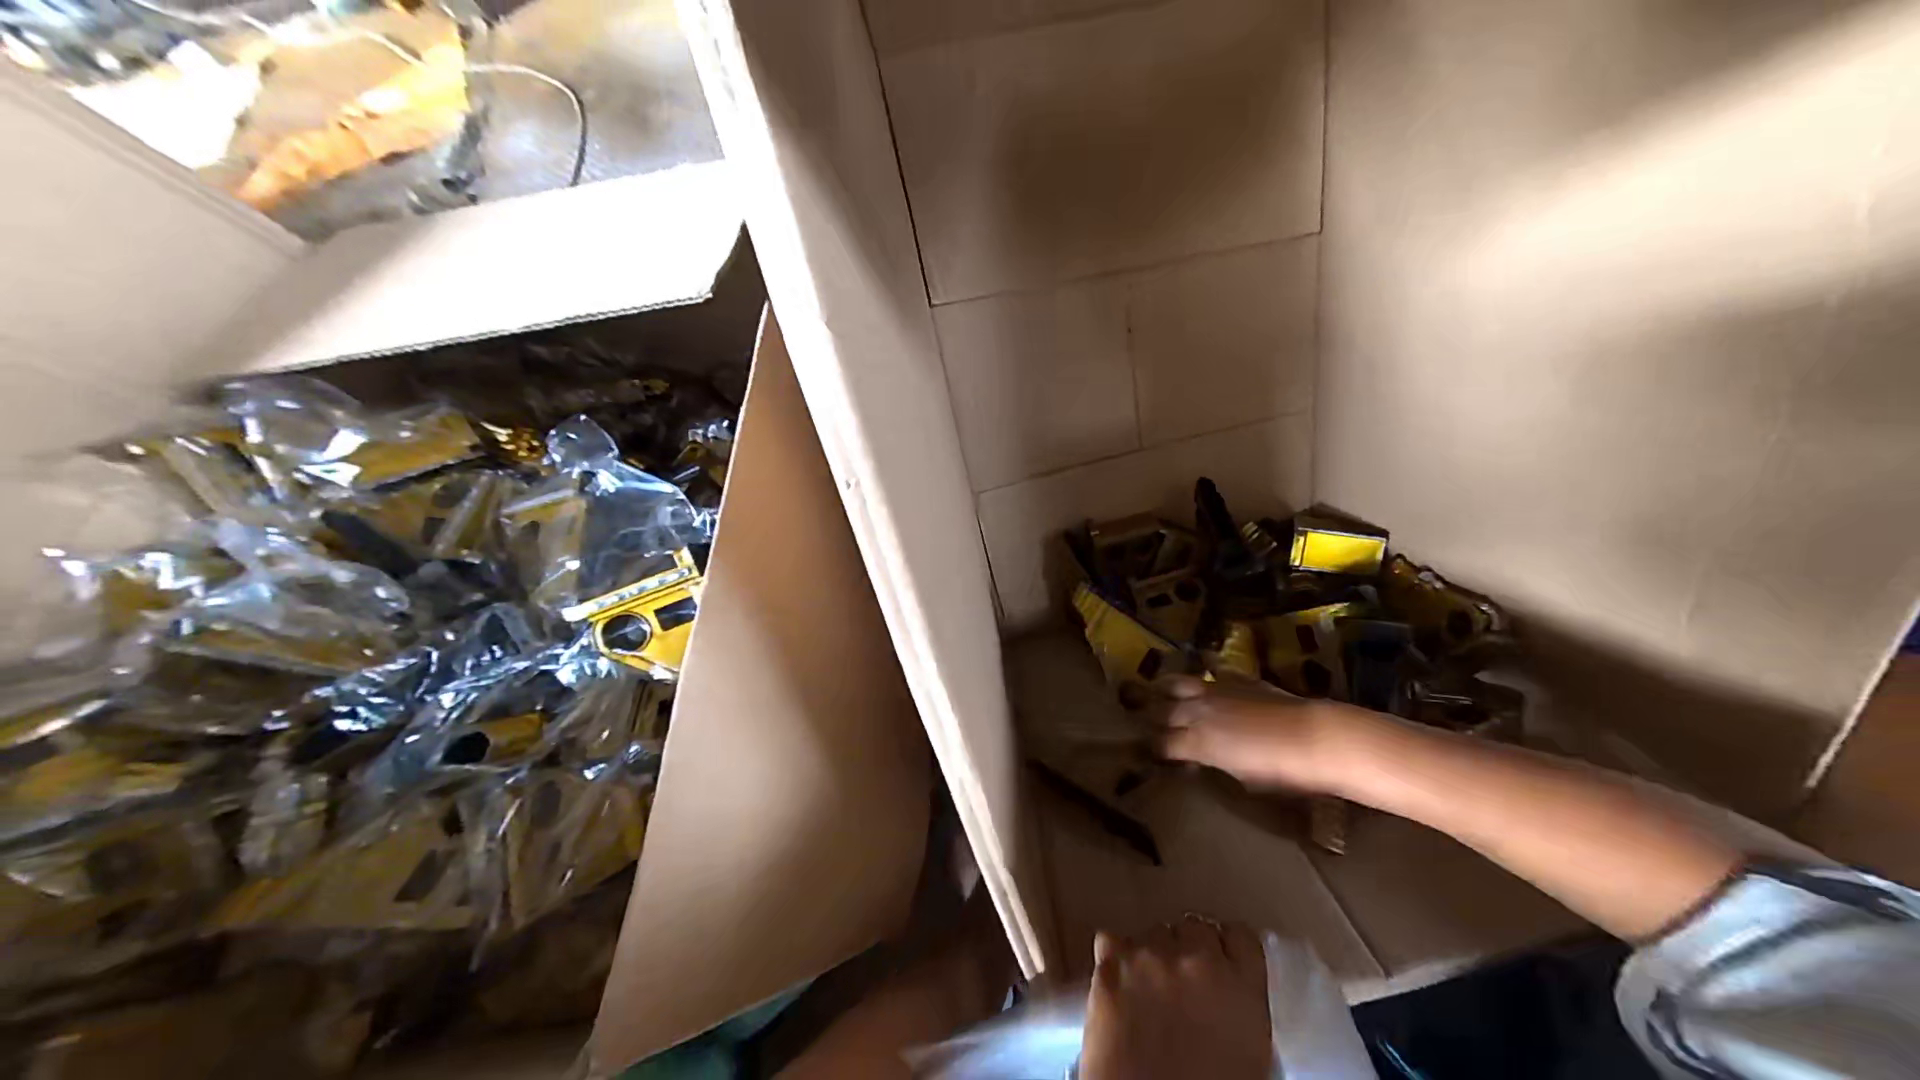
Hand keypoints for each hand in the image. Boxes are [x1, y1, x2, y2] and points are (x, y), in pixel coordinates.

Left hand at [1080, 916, 1272, 1079]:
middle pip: (1194, 928)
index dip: (1228, 949)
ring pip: (1153, 932)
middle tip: (1181, 983)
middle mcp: (1197, 958)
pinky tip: (1118, 983)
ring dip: (1153, 953)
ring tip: (1147, 988)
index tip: (1220, 963)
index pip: (1241, 937)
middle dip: (1189, 949)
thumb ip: (1240, 1009)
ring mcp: (1151, 955)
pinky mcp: (1111, 962)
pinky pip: (1112, 940)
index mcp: (1242, 987)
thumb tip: (1225, 997)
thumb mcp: (1248, 1055)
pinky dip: (1115, 956)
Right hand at [1156, 675, 1353, 793]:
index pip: (1158, 744)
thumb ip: (1212, 767)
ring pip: (1175, 683)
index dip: (1149, 750)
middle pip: (1159, 710)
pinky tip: (1205, 683)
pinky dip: (1203, 679)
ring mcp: (1215, 690)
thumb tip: (1198, 764)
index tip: (1145, 755)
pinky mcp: (1237, 678)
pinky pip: (1210, 673)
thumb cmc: (1281, 773)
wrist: (1317, 738)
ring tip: (1157, 692)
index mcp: (1194, 742)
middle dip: (1147, 717)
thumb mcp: (1240, 781)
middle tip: (1140, 721)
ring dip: (1163, 690)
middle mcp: (1196, 711)